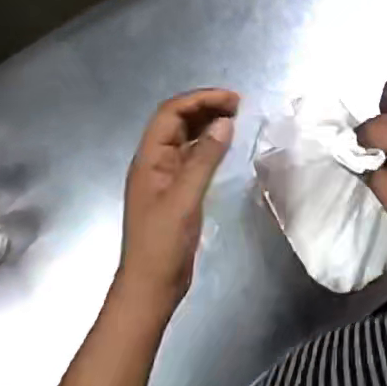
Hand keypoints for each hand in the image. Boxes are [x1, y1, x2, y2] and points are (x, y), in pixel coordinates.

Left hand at [116, 88, 239, 313]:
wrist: (151, 286)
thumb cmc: (162, 243)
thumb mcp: (185, 198)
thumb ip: (205, 159)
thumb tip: (225, 122)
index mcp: (148, 158)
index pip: (171, 113)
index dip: (199, 99)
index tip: (231, 99)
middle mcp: (155, 162)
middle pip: (177, 121)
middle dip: (205, 107)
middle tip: (238, 104)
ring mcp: (165, 177)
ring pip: (186, 138)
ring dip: (208, 123)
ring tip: (235, 117)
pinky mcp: (177, 191)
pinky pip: (192, 157)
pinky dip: (209, 146)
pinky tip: (225, 145)